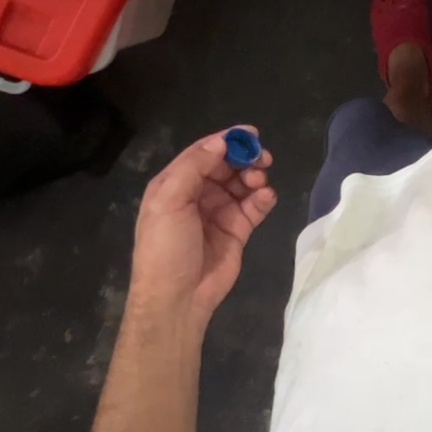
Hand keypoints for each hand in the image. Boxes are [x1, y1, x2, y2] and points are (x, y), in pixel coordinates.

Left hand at [128, 127, 277, 327]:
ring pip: (243, 184)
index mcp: (174, 185)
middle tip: (263, 158)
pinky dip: (263, 199)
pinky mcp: (237, 230)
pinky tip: (266, 198)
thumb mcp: (169, 202)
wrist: (177, 297)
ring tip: (260, 182)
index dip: (226, 141)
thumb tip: (221, 142)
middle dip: (245, 159)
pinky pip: (254, 207)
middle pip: (226, 166)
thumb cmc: (166, 247)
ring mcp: (219, 212)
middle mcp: (197, 195)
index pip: (203, 153)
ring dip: (254, 177)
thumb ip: (194, 168)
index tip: (250, 134)